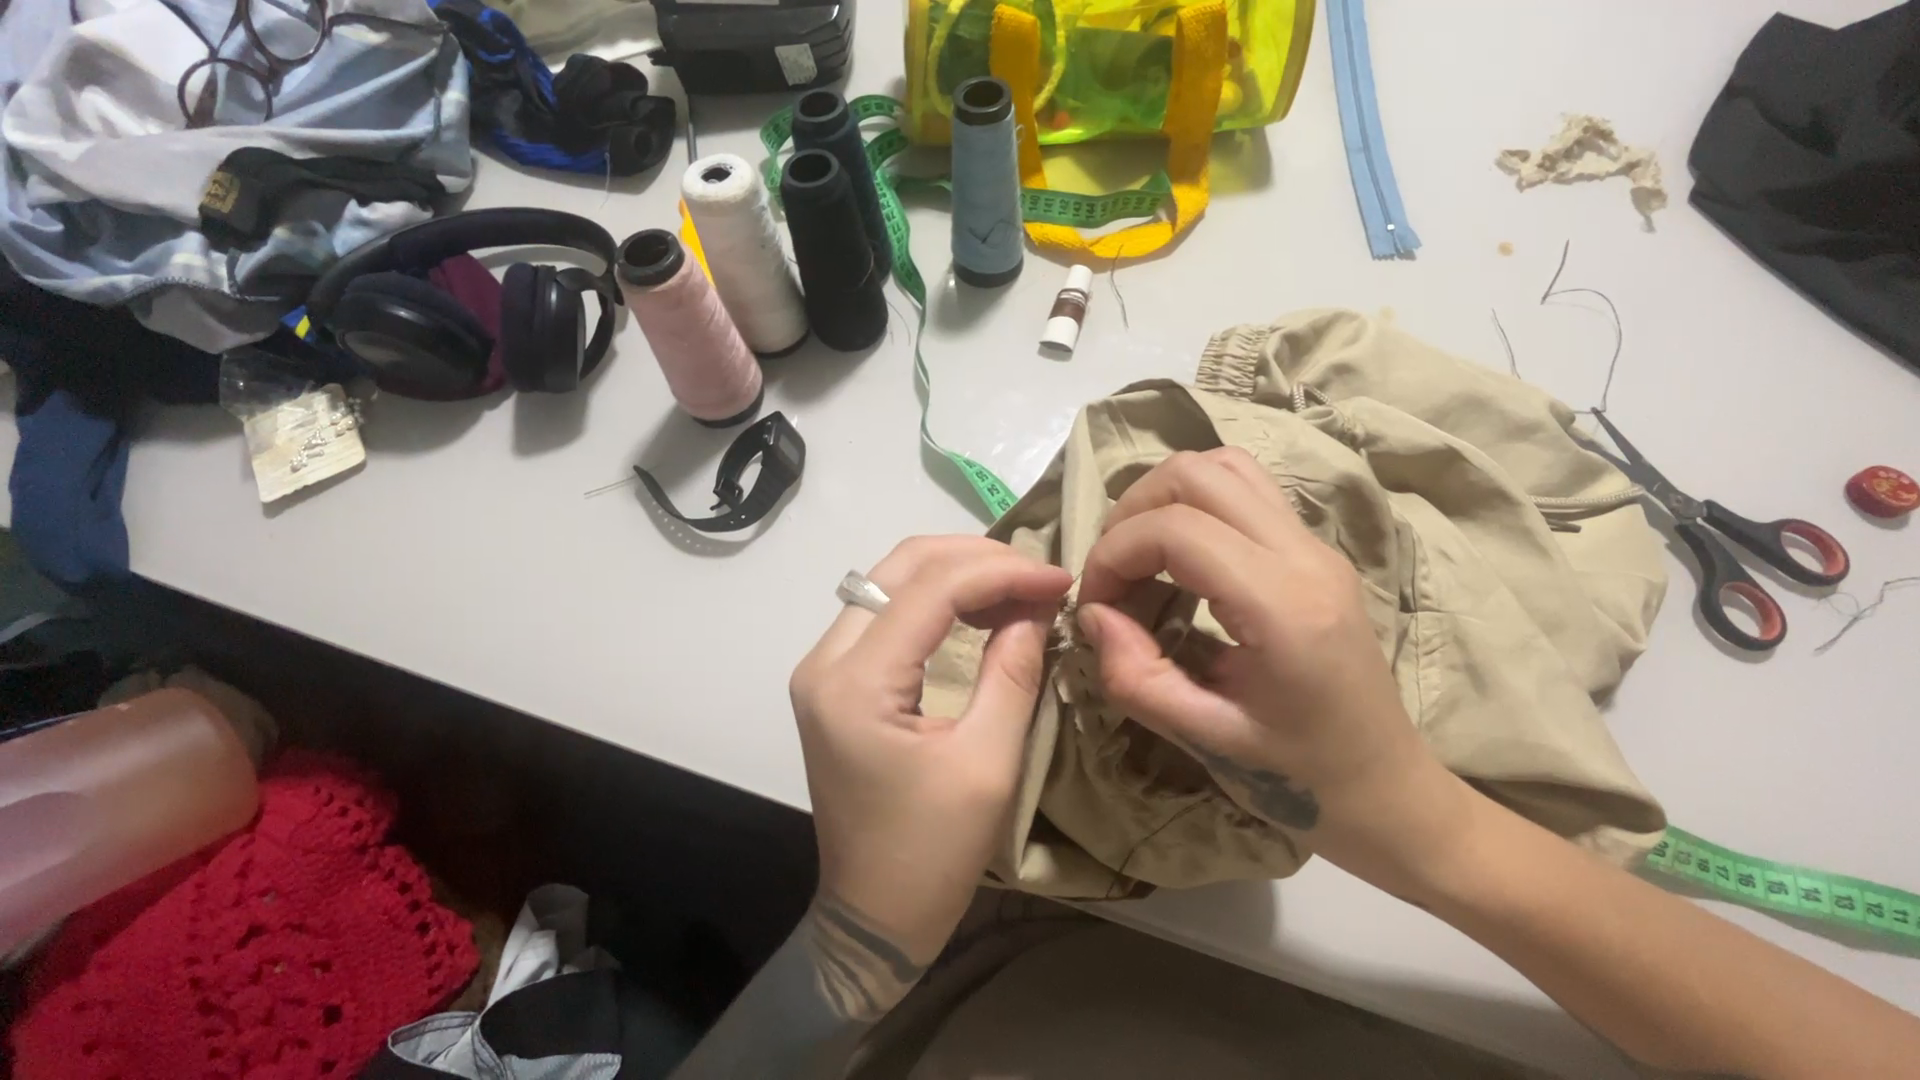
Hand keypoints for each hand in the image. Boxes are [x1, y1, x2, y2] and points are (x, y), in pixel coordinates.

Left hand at [790, 537, 1072, 963]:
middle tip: (1040, 577)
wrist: (873, 915)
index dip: (1002, 572)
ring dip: (956, 574)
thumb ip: (1012, 671)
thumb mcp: (988, 763)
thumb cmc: (933, 855)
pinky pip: (884, 614)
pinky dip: (935, 601)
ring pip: (889, 581)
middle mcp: (825, 661)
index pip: (931, 588)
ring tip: (1020, 589)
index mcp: (855, 684)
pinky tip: (980, 610)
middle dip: (977, 559)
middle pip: (900, 566)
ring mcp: (822, 669)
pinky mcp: (834, 682)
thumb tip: (1037, 605)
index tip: (1062, 579)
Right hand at [1075, 449, 1477, 895]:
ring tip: (1138, 557)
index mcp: (1283, 605)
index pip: (1177, 529)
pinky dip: (1194, 504)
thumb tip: (1093, 616)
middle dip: (1131, 514)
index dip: (1114, 554)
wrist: (1386, 786)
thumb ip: (1137, 677)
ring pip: (1222, 466)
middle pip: (1196, 475)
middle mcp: (1305, 556)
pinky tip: (1177, 558)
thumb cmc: (1300, 777)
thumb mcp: (1206, 741)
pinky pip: (1244, 489)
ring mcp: (1315, 546)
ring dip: (1162, 499)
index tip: (1095, 605)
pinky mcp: (1313, 549)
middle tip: (1111, 575)